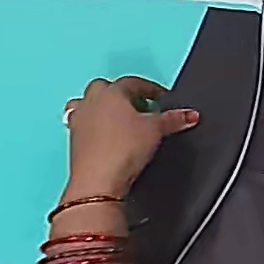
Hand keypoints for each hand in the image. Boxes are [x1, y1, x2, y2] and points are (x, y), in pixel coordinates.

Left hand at [62, 77, 199, 198]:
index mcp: (111, 92)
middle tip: (140, 106)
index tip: (160, 97)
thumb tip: (189, 115)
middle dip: (123, 94)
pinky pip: (83, 124)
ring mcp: (79, 119)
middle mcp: (91, 101)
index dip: (150, 89)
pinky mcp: (73, 139)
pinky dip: (94, 126)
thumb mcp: (157, 130)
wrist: (99, 180)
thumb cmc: (122, 150)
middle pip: (107, 88)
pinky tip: (106, 136)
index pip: (133, 82)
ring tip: (118, 118)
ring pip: (88, 103)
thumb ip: (174, 119)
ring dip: (102, 106)